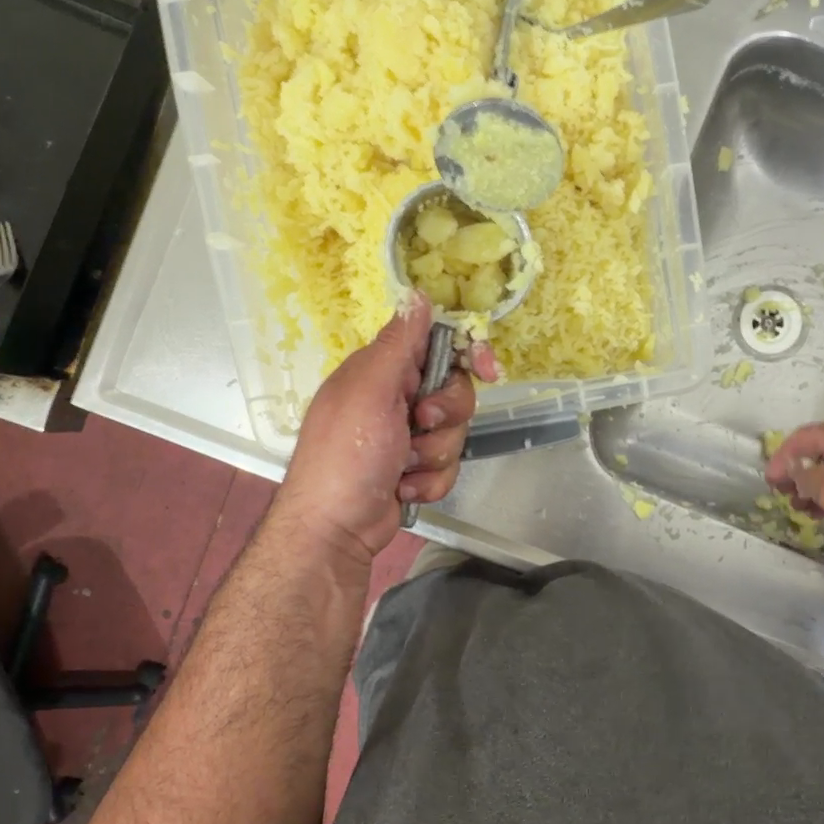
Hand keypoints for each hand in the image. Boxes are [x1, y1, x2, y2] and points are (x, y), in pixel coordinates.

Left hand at [272, 299, 475, 567]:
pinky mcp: (415, 471)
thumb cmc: (346, 454)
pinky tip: (403, 489)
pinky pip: (446, 467)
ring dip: (434, 455)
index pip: (437, 345)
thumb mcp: (370, 391)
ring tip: (403, 468)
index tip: (488, 369)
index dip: (467, 353)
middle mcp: (395, 399)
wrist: (336, 529)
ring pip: (454, 433)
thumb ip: (399, 344)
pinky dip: (429, 481)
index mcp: (381, 371)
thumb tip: (417, 294)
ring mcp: (406, 438)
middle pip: (455, 392)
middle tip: (420, 425)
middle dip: (446, 416)